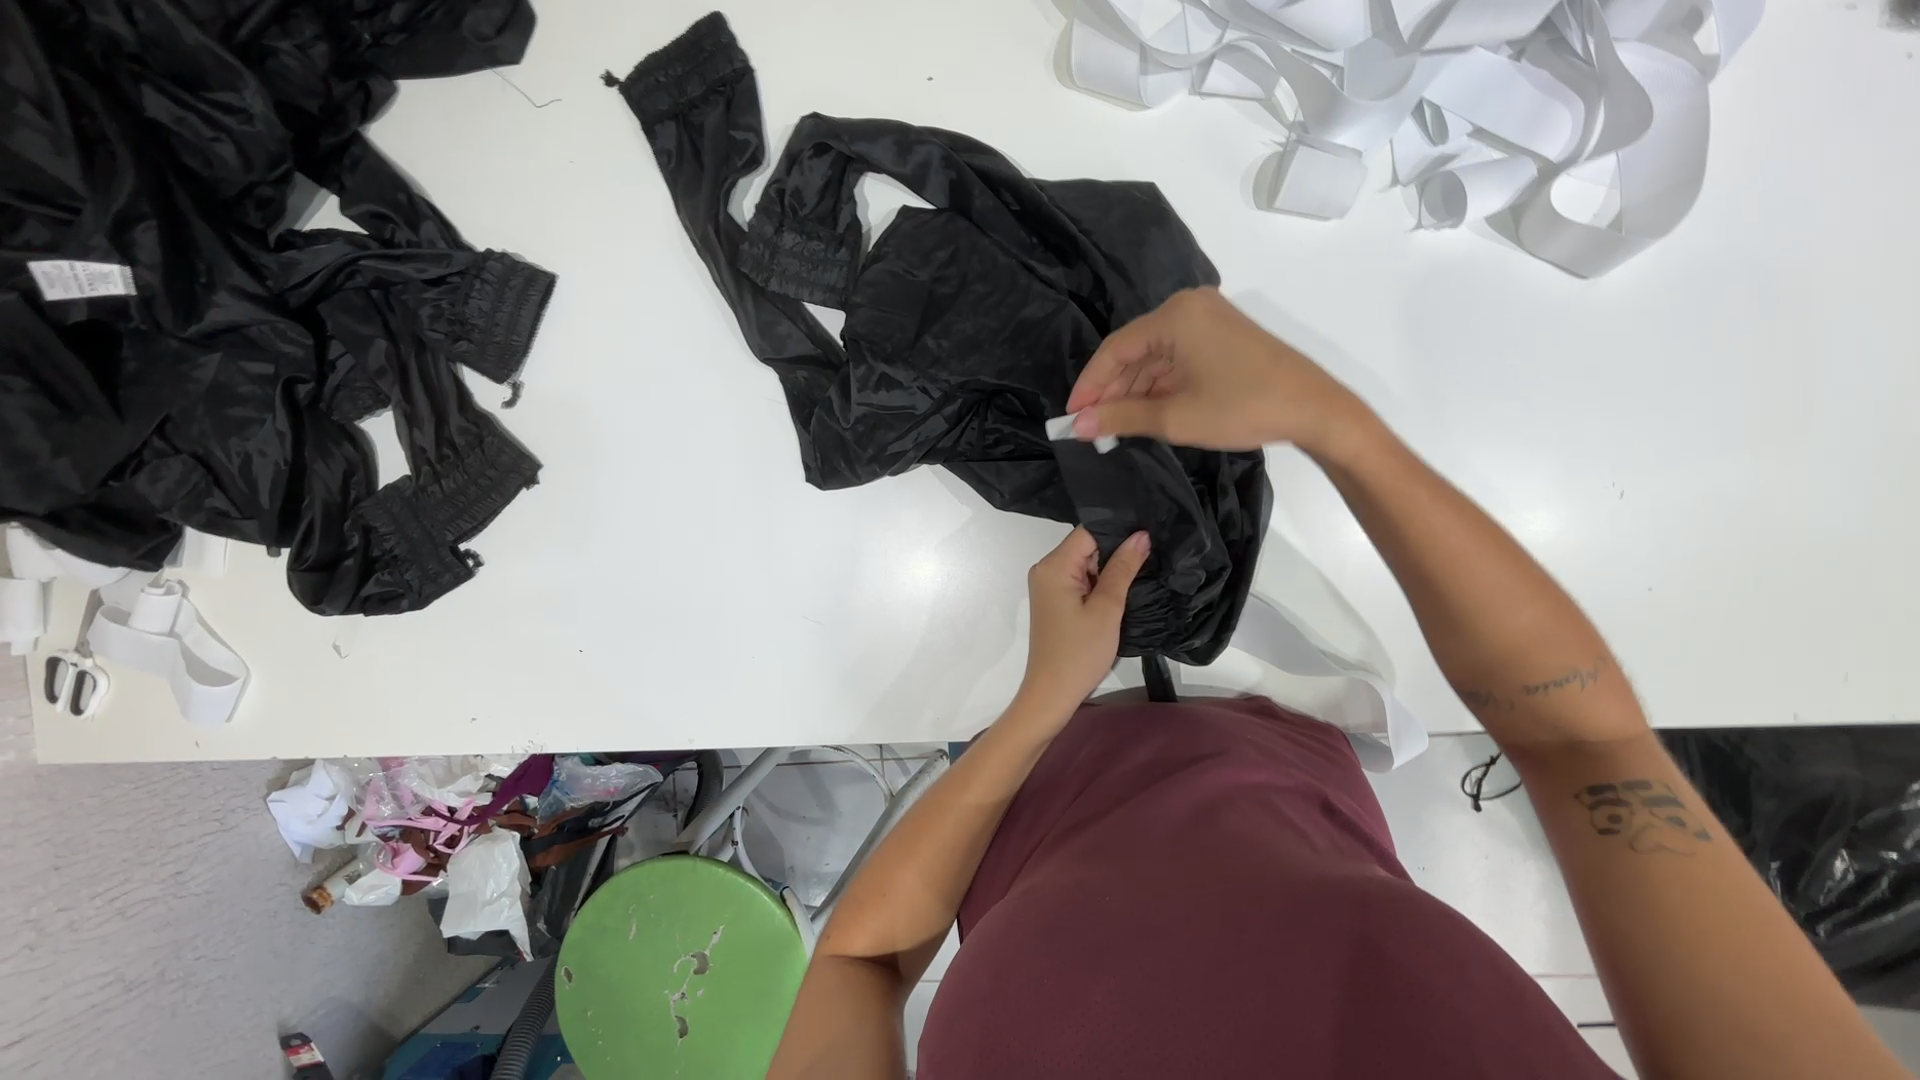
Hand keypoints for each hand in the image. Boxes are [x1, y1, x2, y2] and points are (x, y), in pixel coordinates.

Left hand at [1013, 527, 1150, 721]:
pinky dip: (1098, 586)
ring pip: (1085, 564)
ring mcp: (1048, 586)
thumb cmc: (1080, 652)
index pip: (1088, 532)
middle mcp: (1045, 569)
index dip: (1117, 534)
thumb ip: (1123, 568)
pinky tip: (1115, 598)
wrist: (1053, 692)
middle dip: (1114, 554)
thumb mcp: (1107, 608)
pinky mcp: (1054, 601)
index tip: (1145, 542)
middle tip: (1145, 565)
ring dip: (1108, 572)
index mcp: (1053, 566)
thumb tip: (1141, 536)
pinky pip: (1079, 580)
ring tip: (1134, 582)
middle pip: (1086, 546)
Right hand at [1067, 287, 1371, 455]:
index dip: (1089, 385)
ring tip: (1113, 426)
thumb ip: (1121, 417)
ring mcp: (1207, 320)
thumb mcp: (1175, 418)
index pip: (1116, 349)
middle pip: (1134, 350)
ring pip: (1154, 357)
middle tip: (1090, 427)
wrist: (1315, 410)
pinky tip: (1144, 412)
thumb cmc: (1242, 408)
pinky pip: (1176, 358)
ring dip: (1134, 391)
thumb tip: (1078, 426)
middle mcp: (1189, 307)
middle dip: (1111, 390)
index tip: (1070, 417)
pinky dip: (1159, 386)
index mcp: (1175, 315)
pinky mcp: (1221, 336)